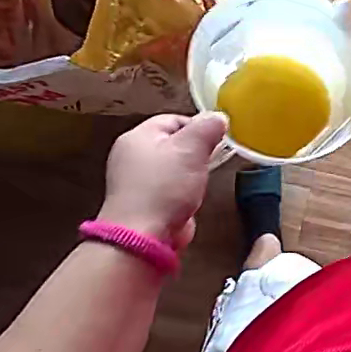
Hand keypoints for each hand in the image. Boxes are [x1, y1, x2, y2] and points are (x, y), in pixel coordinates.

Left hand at [96, 113, 228, 247]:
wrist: (144, 234)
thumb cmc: (166, 186)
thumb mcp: (191, 149)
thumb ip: (207, 128)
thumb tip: (218, 117)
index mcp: (138, 136)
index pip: (173, 119)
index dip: (198, 127)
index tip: (218, 140)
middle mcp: (132, 154)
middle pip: (173, 142)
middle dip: (197, 150)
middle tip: (214, 159)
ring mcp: (136, 179)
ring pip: (173, 165)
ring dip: (192, 171)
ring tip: (204, 179)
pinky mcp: (145, 201)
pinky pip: (170, 186)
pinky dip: (184, 189)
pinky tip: (193, 197)